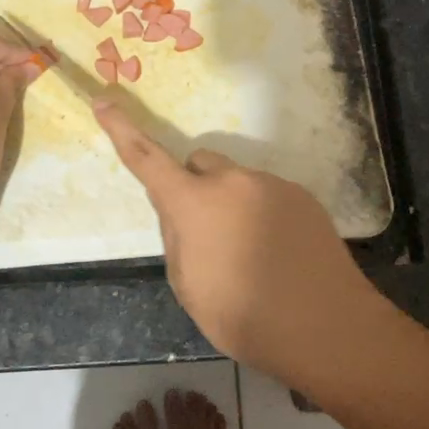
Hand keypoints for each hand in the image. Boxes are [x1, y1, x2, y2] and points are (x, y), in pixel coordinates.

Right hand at [95, 101, 384, 378]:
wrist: (324, 325)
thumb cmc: (244, 316)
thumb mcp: (189, 286)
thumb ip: (177, 237)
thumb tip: (178, 211)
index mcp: (194, 203)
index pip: (147, 159)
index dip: (122, 130)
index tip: (104, 103)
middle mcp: (232, 181)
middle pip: (200, 164)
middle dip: (195, 187)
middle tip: (206, 233)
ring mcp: (271, 184)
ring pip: (237, 182)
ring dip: (232, 204)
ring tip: (251, 254)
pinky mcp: (301, 195)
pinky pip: (268, 194)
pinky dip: (262, 214)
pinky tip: (278, 253)